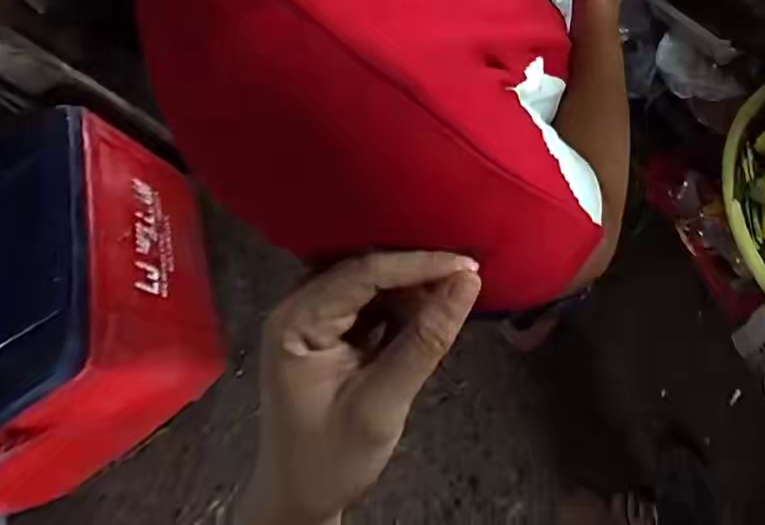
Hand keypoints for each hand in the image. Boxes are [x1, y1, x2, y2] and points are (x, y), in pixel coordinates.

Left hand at [239, 252, 481, 524]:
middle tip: (466, 276)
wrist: (299, 500)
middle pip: (368, 268)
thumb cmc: (332, 460)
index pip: (364, 272)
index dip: (419, 265)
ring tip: (451, 296)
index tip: (467, 267)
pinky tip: (427, 310)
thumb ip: (425, 341)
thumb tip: (468, 282)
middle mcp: (299, 303)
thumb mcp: (382, 405)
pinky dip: (402, 302)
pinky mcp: (329, 322)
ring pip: (373, 278)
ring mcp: (312, 310)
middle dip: (418, 272)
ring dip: (413, 287)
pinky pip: (372, 295)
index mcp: (296, 319)